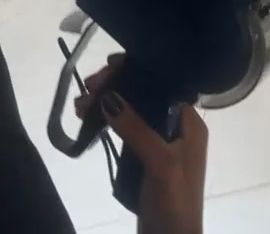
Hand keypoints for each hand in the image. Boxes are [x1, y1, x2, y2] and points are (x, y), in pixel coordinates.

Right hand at [76, 56, 207, 233]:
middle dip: (115, 86)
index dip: (135, 69)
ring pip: (131, 109)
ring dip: (106, 103)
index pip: (161, 81)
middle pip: (143, 93)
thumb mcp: (159, 163)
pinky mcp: (145, 158)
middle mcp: (177, 127)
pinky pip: (125, 128)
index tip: (108, 65)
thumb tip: (108, 95)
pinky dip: (107, 120)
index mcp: (189, 122)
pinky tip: (88, 119)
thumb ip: (136, 127)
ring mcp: (160, 143)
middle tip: (88, 87)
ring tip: (80, 104)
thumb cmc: (175, 204)